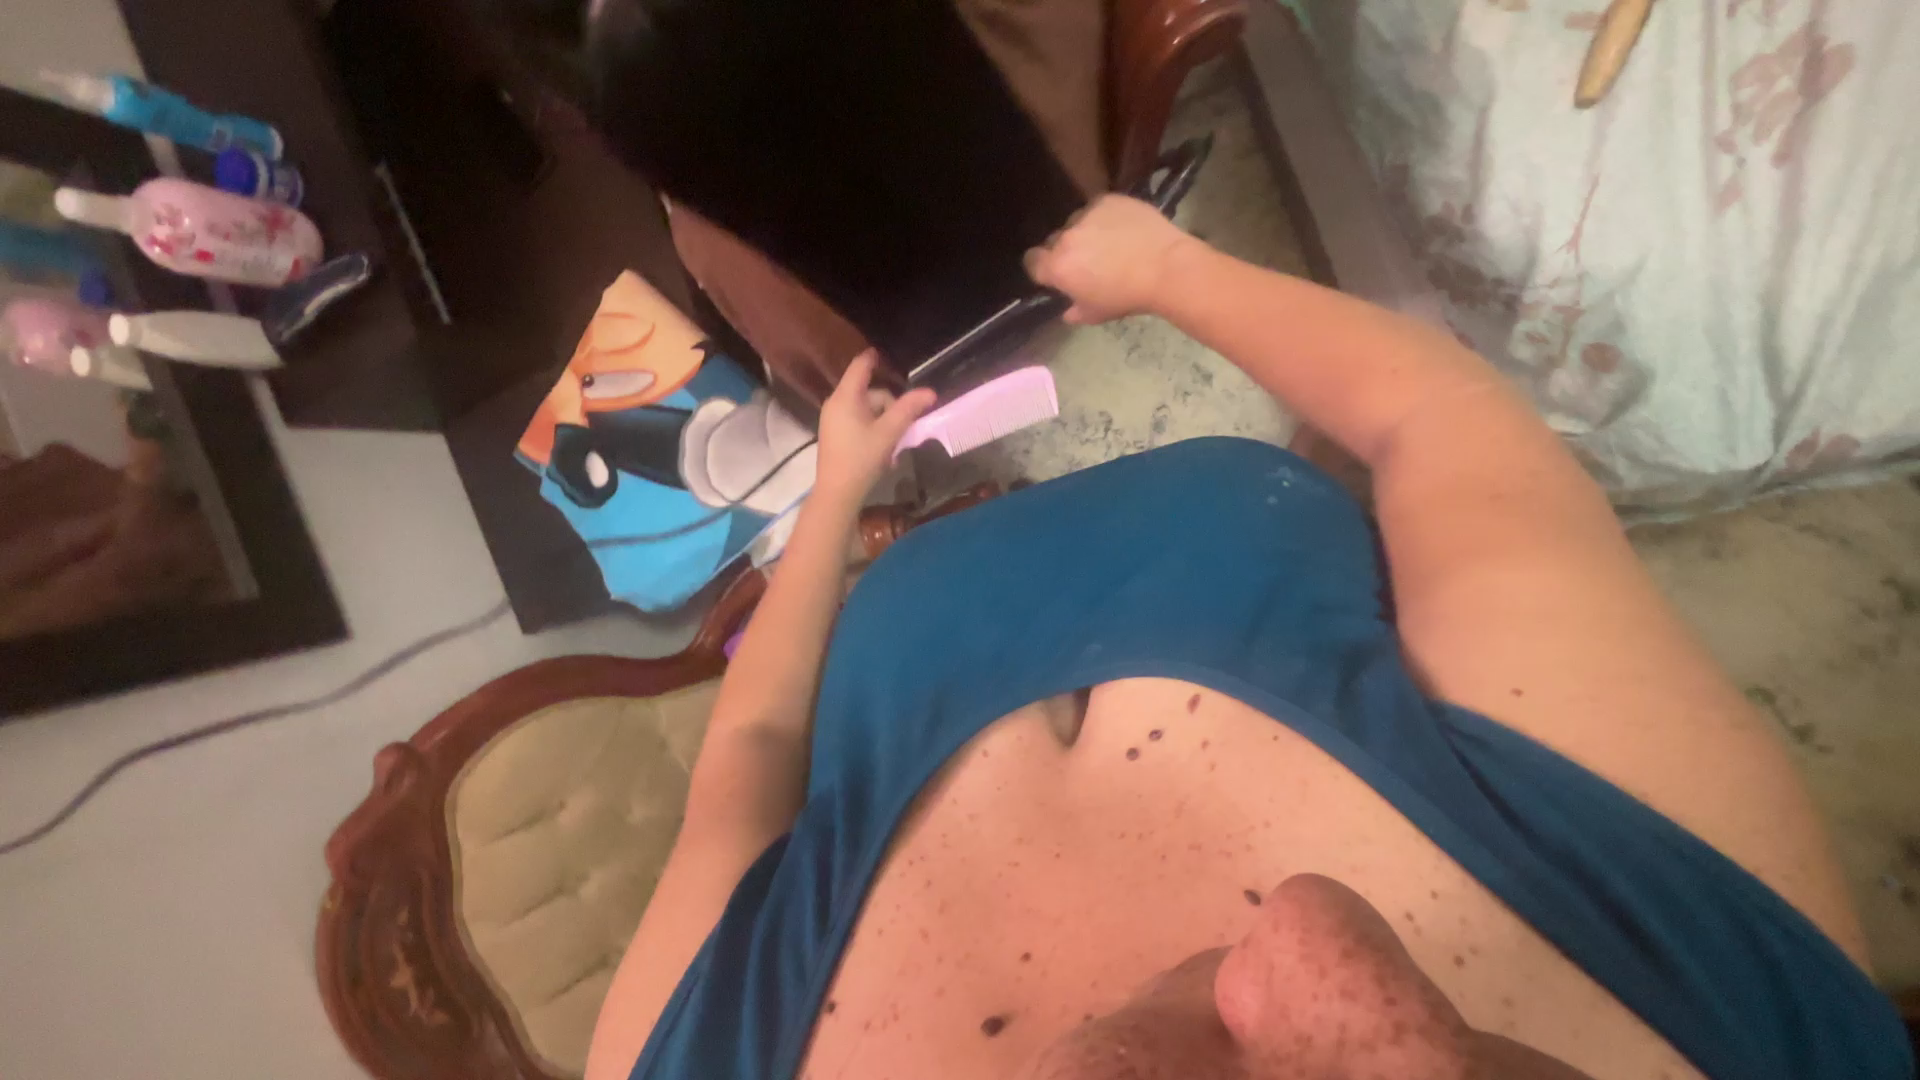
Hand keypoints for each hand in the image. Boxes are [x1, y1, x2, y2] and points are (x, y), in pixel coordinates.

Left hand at [813, 350, 935, 505]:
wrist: (837, 493)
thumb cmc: (861, 459)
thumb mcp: (889, 433)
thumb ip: (908, 409)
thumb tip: (930, 392)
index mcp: (846, 397)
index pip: (860, 366)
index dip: (874, 358)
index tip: (886, 353)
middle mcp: (836, 404)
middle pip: (870, 393)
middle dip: (890, 407)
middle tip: (902, 430)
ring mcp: (833, 421)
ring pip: (867, 411)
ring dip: (885, 424)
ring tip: (893, 447)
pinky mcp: (835, 436)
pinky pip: (859, 423)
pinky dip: (874, 432)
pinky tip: (882, 453)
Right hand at [1022, 195, 1197, 323]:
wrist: (1165, 268)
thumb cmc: (1127, 296)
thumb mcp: (1097, 313)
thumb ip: (1075, 312)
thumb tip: (1067, 311)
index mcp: (1057, 267)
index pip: (1032, 261)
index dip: (1042, 268)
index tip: (1055, 274)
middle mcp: (1066, 237)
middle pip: (1054, 241)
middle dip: (1064, 250)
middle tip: (1087, 261)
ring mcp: (1087, 214)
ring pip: (1076, 222)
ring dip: (1084, 231)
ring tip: (1108, 242)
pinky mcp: (1108, 200)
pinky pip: (1097, 208)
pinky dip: (1104, 217)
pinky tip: (1122, 228)